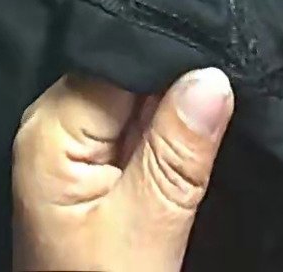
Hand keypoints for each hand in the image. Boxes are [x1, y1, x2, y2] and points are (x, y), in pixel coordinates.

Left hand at [12, 68, 234, 271]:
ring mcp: (65, 143)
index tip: (219, 50)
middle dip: (171, 76)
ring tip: (222, 89)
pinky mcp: (83, 165)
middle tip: (231, 71)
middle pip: (118, 76)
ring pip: (127, 99)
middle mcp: (50, 121)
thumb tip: (213, 75)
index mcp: (50, 126)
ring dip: (170, 102)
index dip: (166, 58)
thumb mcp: (147, 232)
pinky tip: (194, 124)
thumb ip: (177, 151)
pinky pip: (125, 126)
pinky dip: (159, 128)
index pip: (113, 64)